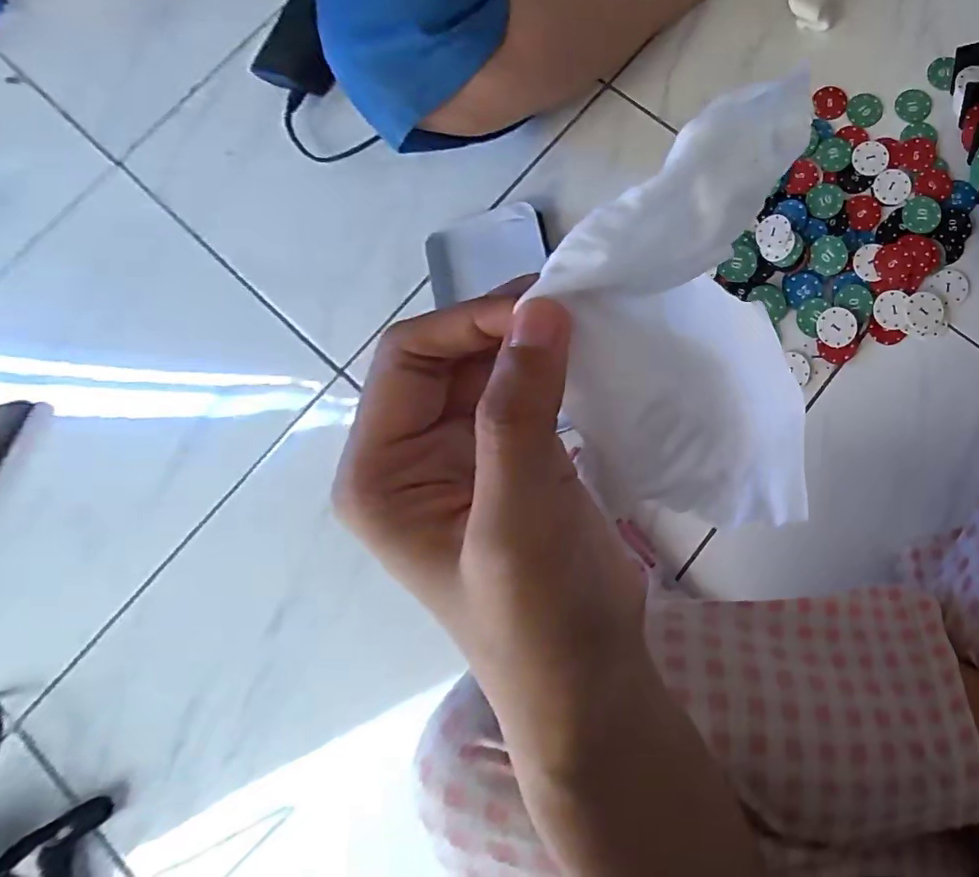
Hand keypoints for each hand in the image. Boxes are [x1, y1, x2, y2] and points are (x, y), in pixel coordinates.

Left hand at [334, 283, 644, 731]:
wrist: (589, 670)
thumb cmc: (536, 611)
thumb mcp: (516, 513)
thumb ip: (519, 411)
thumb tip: (541, 309)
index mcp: (383, 469)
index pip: (410, 359)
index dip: (472, 323)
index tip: (548, 310)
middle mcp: (418, 454)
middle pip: (451, 358)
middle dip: (507, 327)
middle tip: (579, 308)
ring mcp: (474, 457)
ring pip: (495, 371)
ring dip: (537, 345)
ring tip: (592, 327)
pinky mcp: (522, 463)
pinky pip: (531, 396)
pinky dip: (560, 372)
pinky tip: (594, 363)